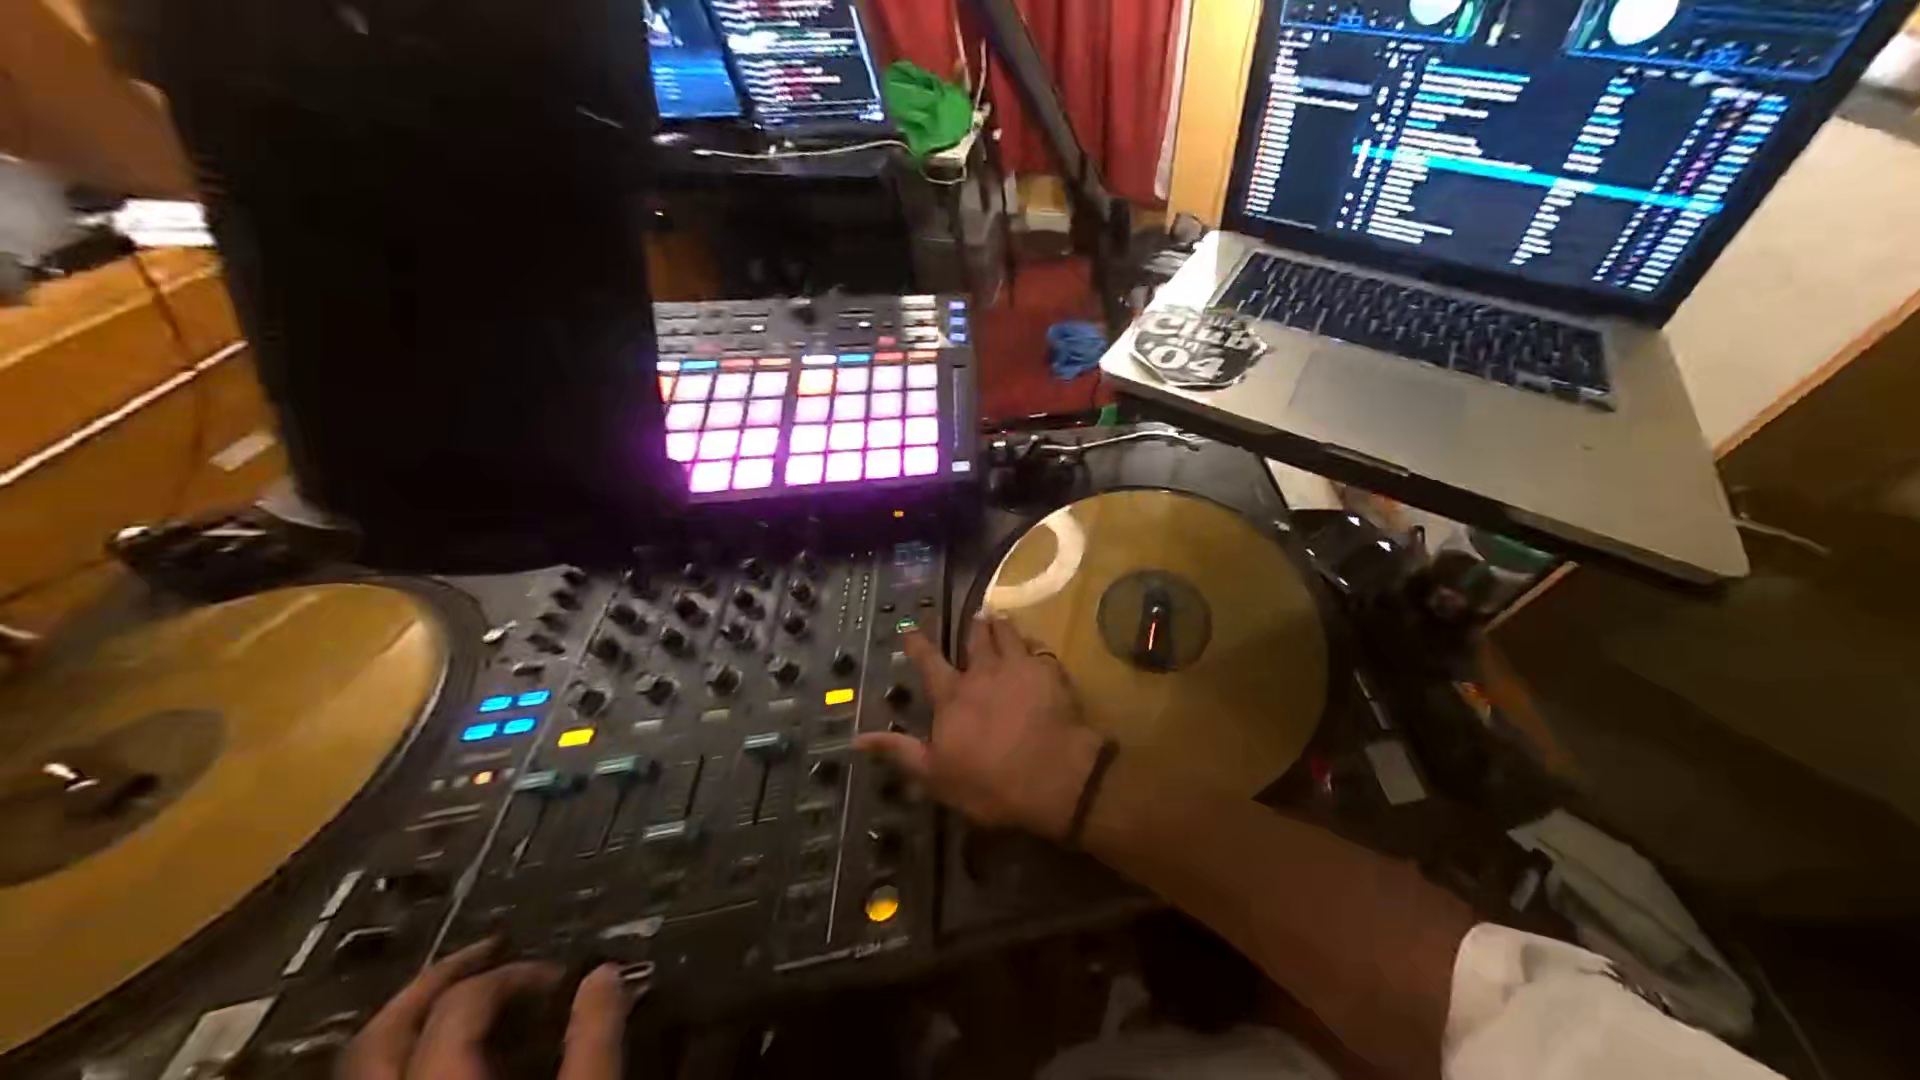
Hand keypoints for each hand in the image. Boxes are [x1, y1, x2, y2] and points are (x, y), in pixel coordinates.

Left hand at [339, 940, 633, 1079]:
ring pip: (362, 1065)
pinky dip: (401, 1053)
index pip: (461, 1006)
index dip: (512, 976)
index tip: (559, 976)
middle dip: (440, 976)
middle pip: (384, 1032)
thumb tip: (604, 973)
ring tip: (461, 987)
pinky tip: (437, 1048)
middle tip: (491, 947)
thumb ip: (593, 1041)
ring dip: (411, 1013)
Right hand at [855, 615, 1104, 839]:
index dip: (917, 643)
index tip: (909, 627)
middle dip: (973, 626)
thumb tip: (856, 738)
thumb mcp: (935, 775)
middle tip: (973, 617)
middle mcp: (983, 672)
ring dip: (1001, 625)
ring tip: (1000, 620)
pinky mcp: (1050, 672)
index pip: (929, 661)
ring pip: (1008, 633)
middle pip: (976, 638)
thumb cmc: (989, 781)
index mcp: (953, 695)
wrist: (1052, 776)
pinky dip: (1033, 645)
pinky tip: (1036, 649)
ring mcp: (1018, 667)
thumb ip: (899, 751)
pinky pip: (1039, 648)